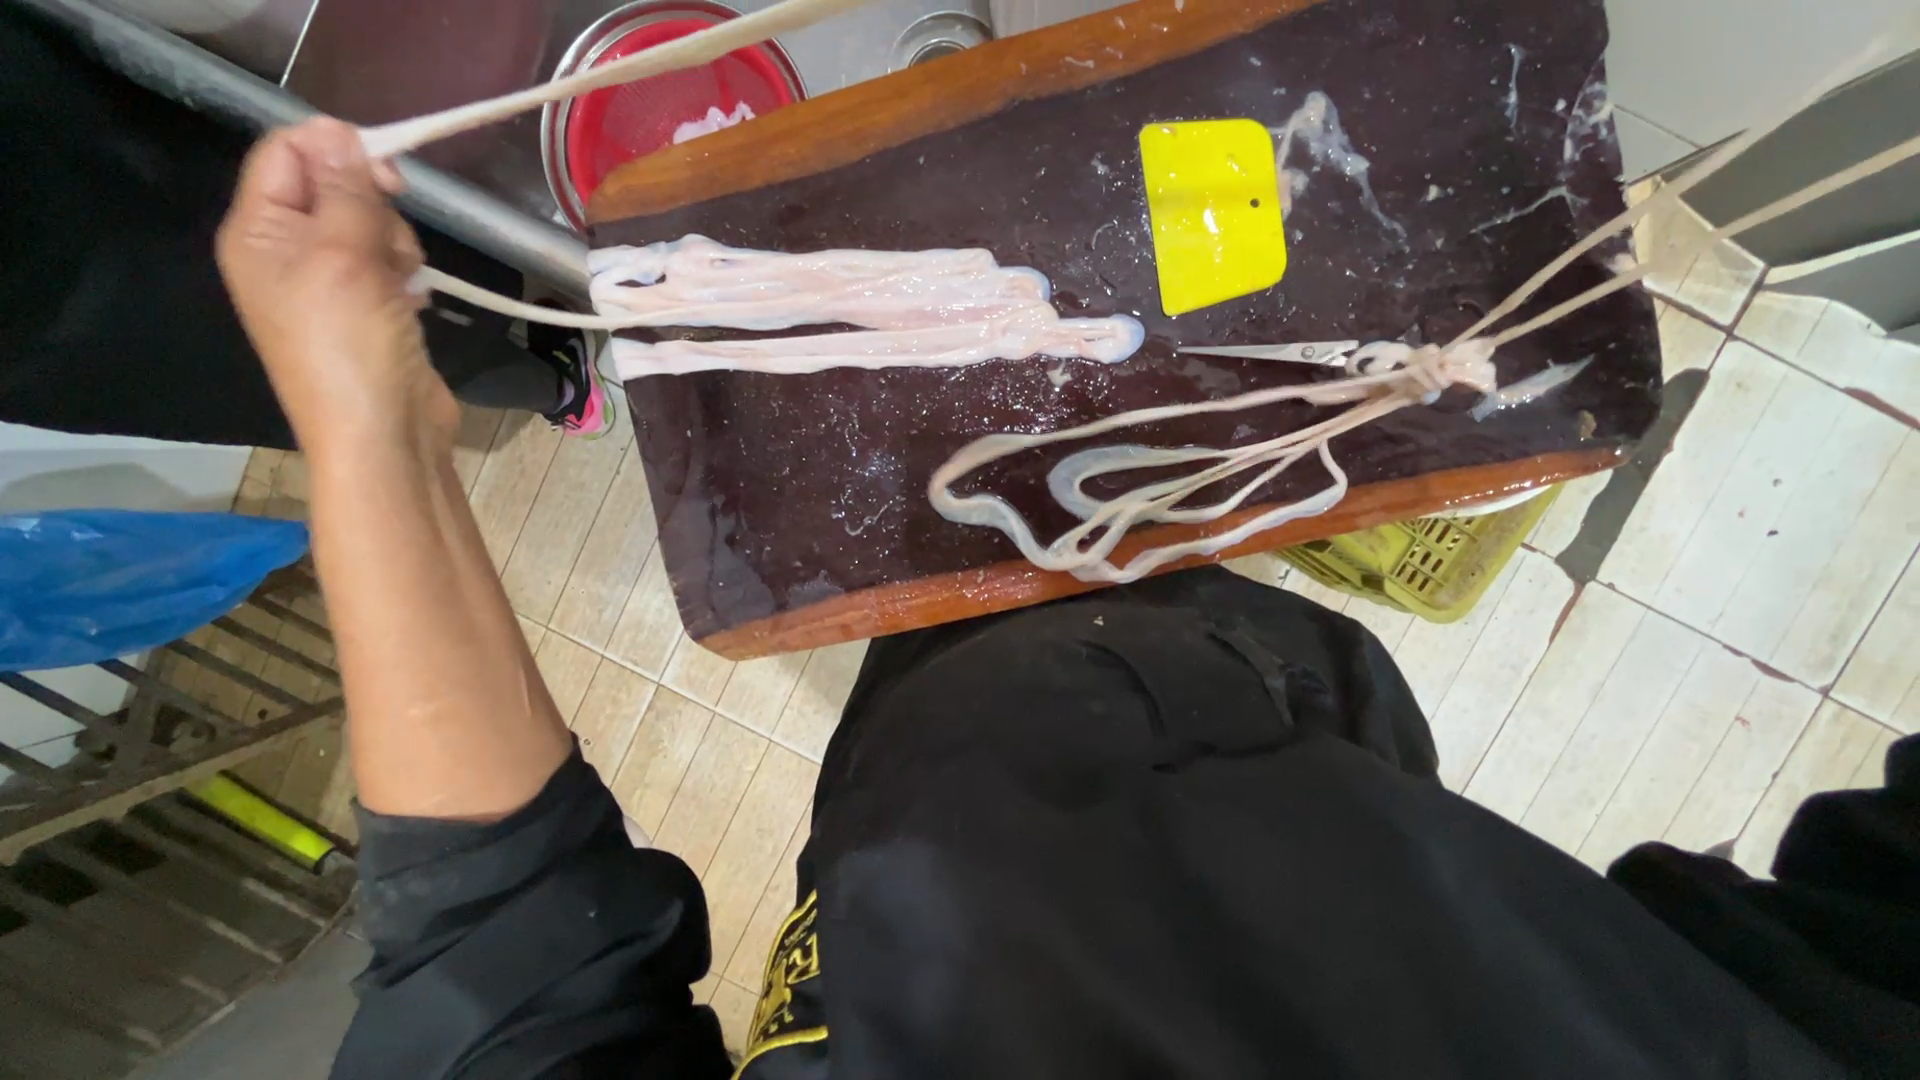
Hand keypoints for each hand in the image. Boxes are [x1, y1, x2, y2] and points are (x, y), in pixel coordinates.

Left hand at [217, 118, 457, 459]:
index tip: (393, 177)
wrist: (382, 434)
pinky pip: (390, 267)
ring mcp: (330, 285)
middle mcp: (288, 253)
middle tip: (393, 246)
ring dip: (398, 246)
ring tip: (405, 283)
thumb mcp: (344, 259)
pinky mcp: (370, 311)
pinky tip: (414, 300)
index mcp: (259, 233)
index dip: (338, 151)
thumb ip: (347, 193)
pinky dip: (407, 275)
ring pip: (370, 229)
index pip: (288, 155)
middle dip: (376, 208)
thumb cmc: (351, 347)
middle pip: (335, 189)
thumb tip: (342, 132)